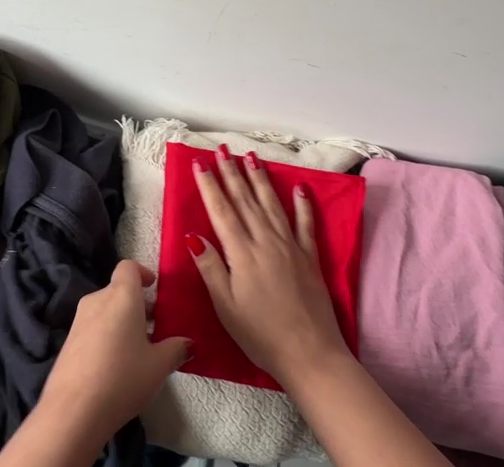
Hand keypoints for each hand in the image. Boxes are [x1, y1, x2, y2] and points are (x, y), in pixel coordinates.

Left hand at [0, 261, 188, 465]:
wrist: (74, 409)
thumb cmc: (123, 377)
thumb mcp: (158, 366)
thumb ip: (176, 349)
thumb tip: (188, 343)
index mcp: (121, 295)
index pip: (128, 267)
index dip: (142, 273)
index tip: (154, 287)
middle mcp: (97, 299)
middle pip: (118, 290)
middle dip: (138, 304)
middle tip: (156, 327)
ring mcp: (79, 319)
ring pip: (106, 309)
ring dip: (123, 321)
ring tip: (140, 349)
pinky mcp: (69, 340)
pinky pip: (94, 327)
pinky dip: (108, 335)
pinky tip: (117, 364)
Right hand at [188, 147, 347, 383]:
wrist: (310, 354)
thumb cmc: (260, 334)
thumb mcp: (225, 306)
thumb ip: (210, 267)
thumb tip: (193, 234)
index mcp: (242, 253)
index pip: (222, 211)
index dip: (209, 185)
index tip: (200, 163)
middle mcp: (266, 242)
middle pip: (245, 201)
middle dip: (232, 173)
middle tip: (222, 149)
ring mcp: (290, 247)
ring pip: (272, 204)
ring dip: (260, 179)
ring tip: (251, 157)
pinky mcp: (310, 257)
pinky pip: (305, 224)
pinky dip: (302, 204)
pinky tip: (299, 188)